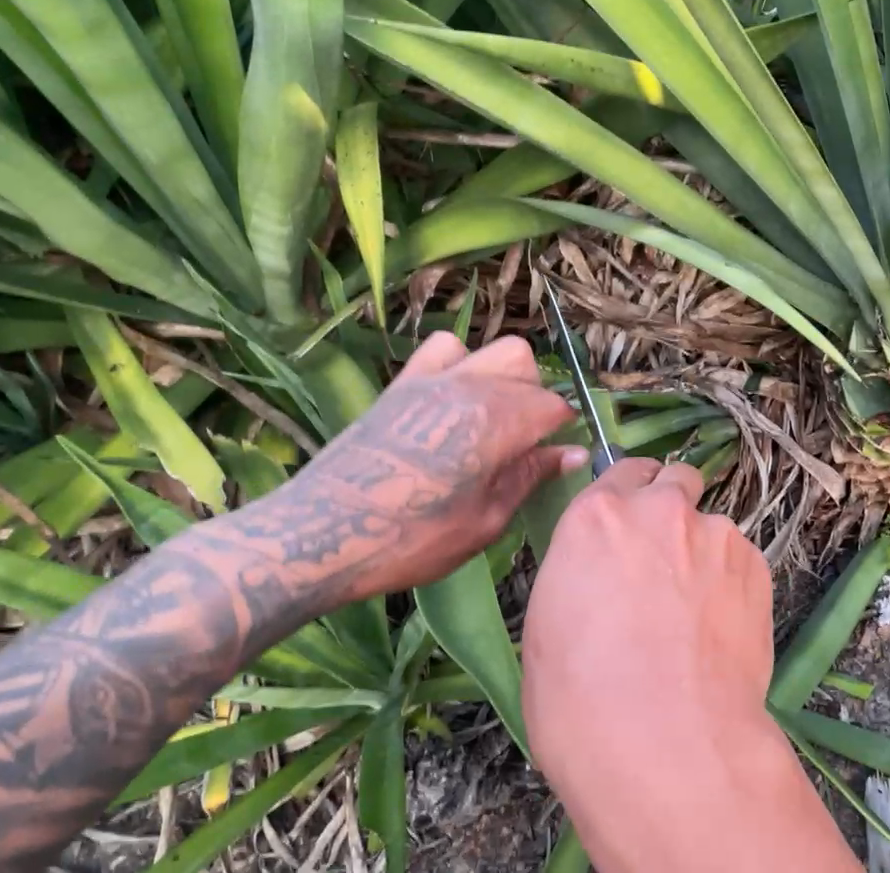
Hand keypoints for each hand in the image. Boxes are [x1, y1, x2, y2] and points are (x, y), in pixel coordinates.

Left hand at [278, 332, 585, 601]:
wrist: (316, 537)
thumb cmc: (412, 540)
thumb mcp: (486, 520)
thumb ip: (530, 477)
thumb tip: (574, 454)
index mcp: (499, 422)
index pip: (555, 407)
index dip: (562, 432)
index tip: (553, 458)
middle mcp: (472, 388)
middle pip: (528, 369)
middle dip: (536, 399)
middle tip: (523, 441)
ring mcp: (434, 381)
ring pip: (493, 351)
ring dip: (504, 377)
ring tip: (492, 417)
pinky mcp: (402, 385)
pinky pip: (444, 349)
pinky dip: (460, 363)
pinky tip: (453, 400)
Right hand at [524, 460, 857, 871]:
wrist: (667, 741)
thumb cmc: (580, 700)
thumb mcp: (549, 626)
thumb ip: (585, 572)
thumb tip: (605, 573)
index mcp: (599, 518)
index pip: (623, 472)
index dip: (629, 495)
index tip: (631, 520)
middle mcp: (662, 511)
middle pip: (676, 481)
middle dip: (672, 506)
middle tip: (665, 560)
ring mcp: (716, 535)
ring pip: (711, 528)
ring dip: (702, 554)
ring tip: (695, 616)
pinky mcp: (757, 565)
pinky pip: (740, 562)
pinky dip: (731, 583)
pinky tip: (720, 631)